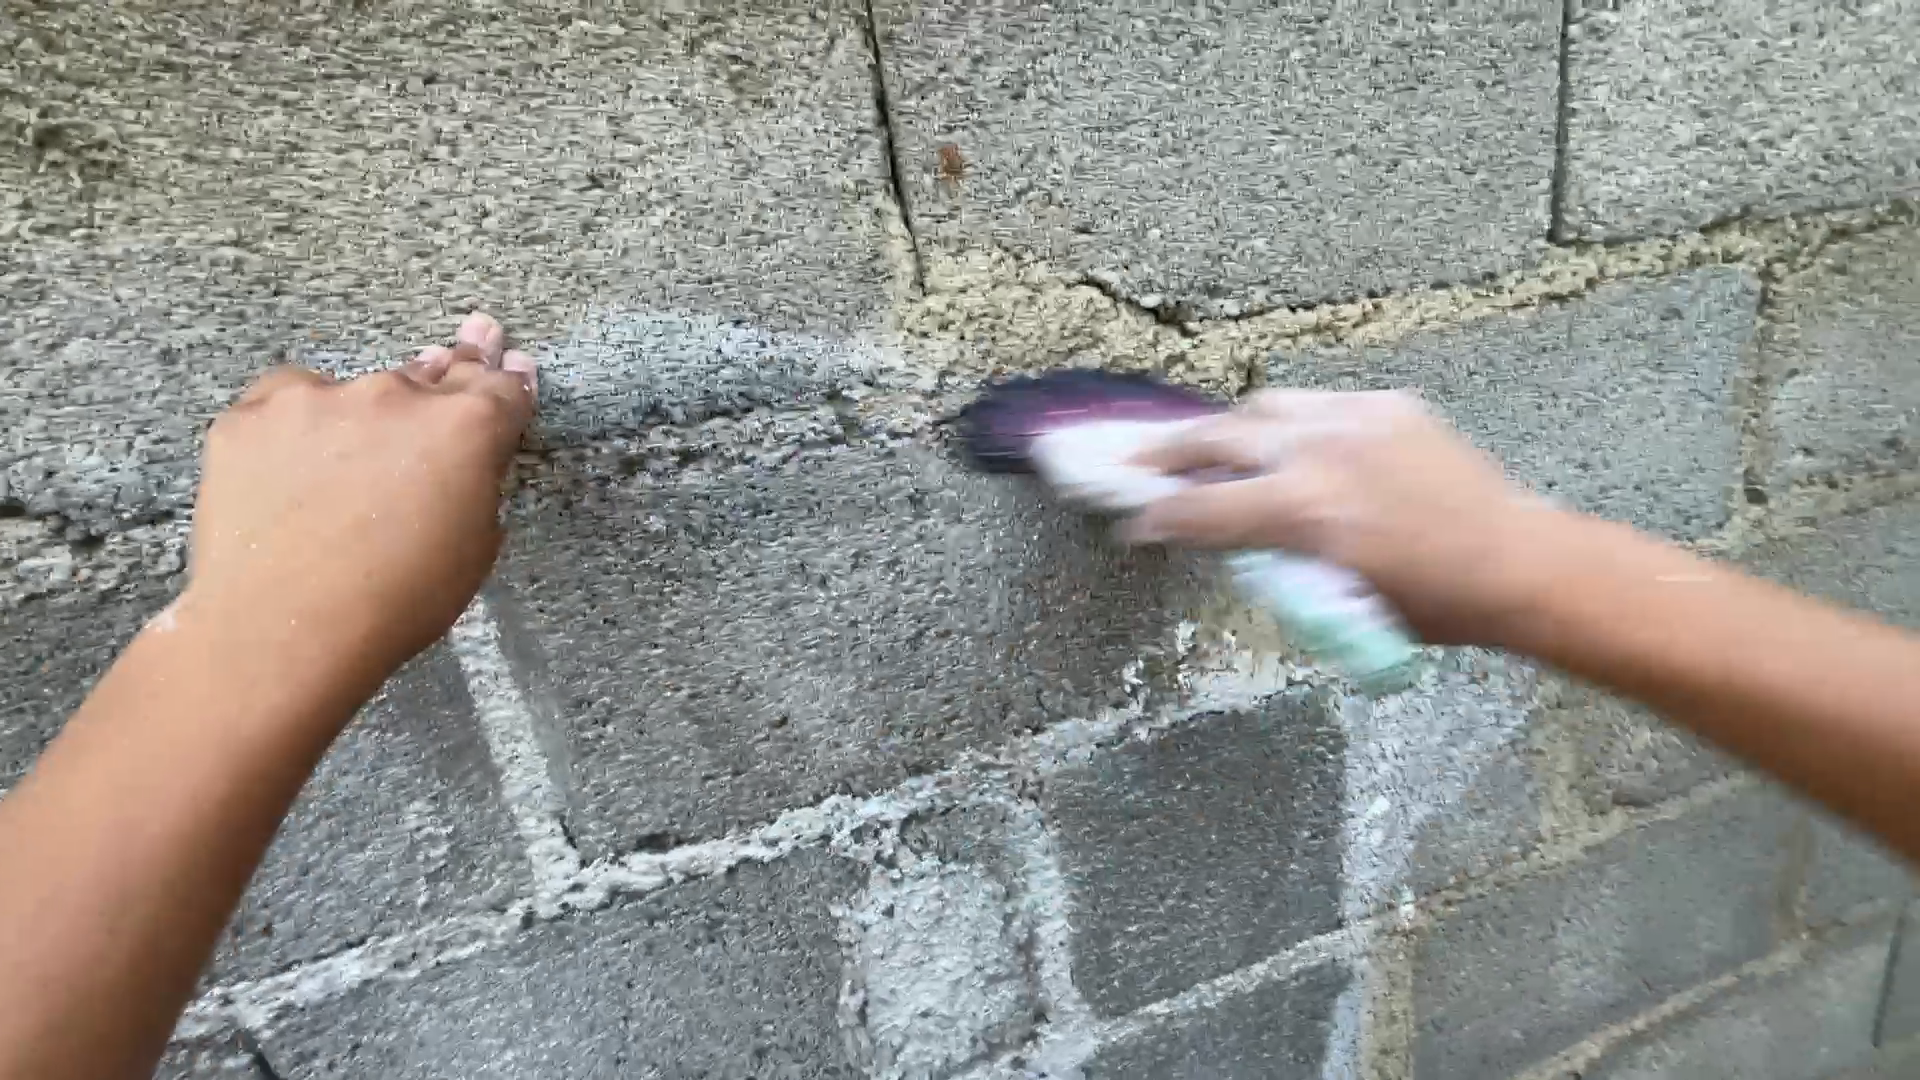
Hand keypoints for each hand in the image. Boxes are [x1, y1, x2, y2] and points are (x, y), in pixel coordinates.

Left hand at [179, 312, 537, 688]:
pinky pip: (292, 398)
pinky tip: (306, 452)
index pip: (504, 388)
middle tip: (478, 332)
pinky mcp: (253, 415)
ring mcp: (322, 400)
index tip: (517, 361)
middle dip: (464, 356)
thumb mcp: (479, 539)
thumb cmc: (405, 594)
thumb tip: (466, 460)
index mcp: (467, 429)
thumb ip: (477, 481)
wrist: (289, 624)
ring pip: (364, 386)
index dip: (514, 377)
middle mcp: (399, 398)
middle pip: (441, 369)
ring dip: (381, 402)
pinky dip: (307, 417)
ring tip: (377, 430)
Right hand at [1127, 389, 1577, 644]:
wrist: (1521, 565)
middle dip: (1164, 454)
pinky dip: (1284, 424)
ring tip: (1210, 445)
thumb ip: (1266, 557)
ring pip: (1259, 409)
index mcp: (1301, 513)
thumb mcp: (1327, 597)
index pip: (1198, 511)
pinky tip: (1284, 442)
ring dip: (1225, 430)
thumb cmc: (1426, 605)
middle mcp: (1317, 454)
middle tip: (1134, 461)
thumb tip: (1221, 534)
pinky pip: (1311, 404)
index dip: (1154, 519)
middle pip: (1212, 439)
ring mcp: (1352, 420)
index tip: (1132, 524)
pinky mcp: (1384, 405)